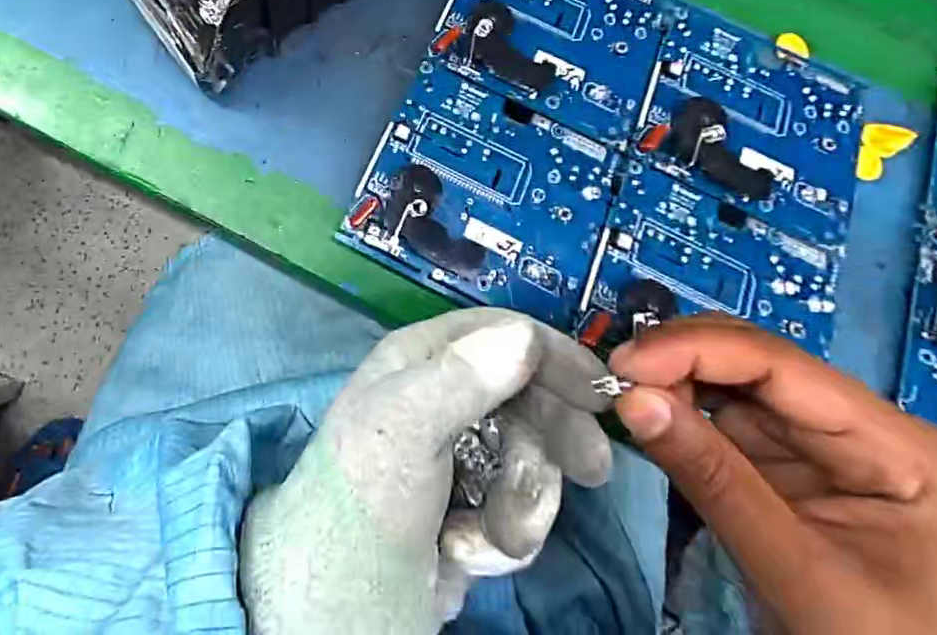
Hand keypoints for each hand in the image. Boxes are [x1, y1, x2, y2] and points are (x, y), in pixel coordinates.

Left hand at [241, 309, 611, 633]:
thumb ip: (462, 377)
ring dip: (523, 503)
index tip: (599, 393)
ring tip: (491, 537)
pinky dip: (502, 536)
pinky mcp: (469, 505)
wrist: (338, 605)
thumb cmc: (367, 497)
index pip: (500, 332)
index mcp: (421, 358)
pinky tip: (463, 553)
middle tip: (592, 470)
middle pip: (526, 395)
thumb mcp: (405, 426)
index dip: (552, 355)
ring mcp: (458, 452)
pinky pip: (517, 505)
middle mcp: (441, 394)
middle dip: (553, 438)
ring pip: (529, 457)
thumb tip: (525, 335)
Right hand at [610, 316, 936, 634]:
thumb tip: (630, 400)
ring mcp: (819, 444)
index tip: (623, 366)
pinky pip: (723, 421)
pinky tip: (657, 421)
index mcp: (893, 442)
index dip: (694, 350)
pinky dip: (682, 415)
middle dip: (680, 360)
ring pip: (730, 383)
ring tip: (630, 402)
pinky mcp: (786, 466)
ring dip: (674, 383)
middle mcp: (856, 425)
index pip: (778, 363)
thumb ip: (716, 482)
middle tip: (617, 383)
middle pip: (753, 362)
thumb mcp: (802, 577)